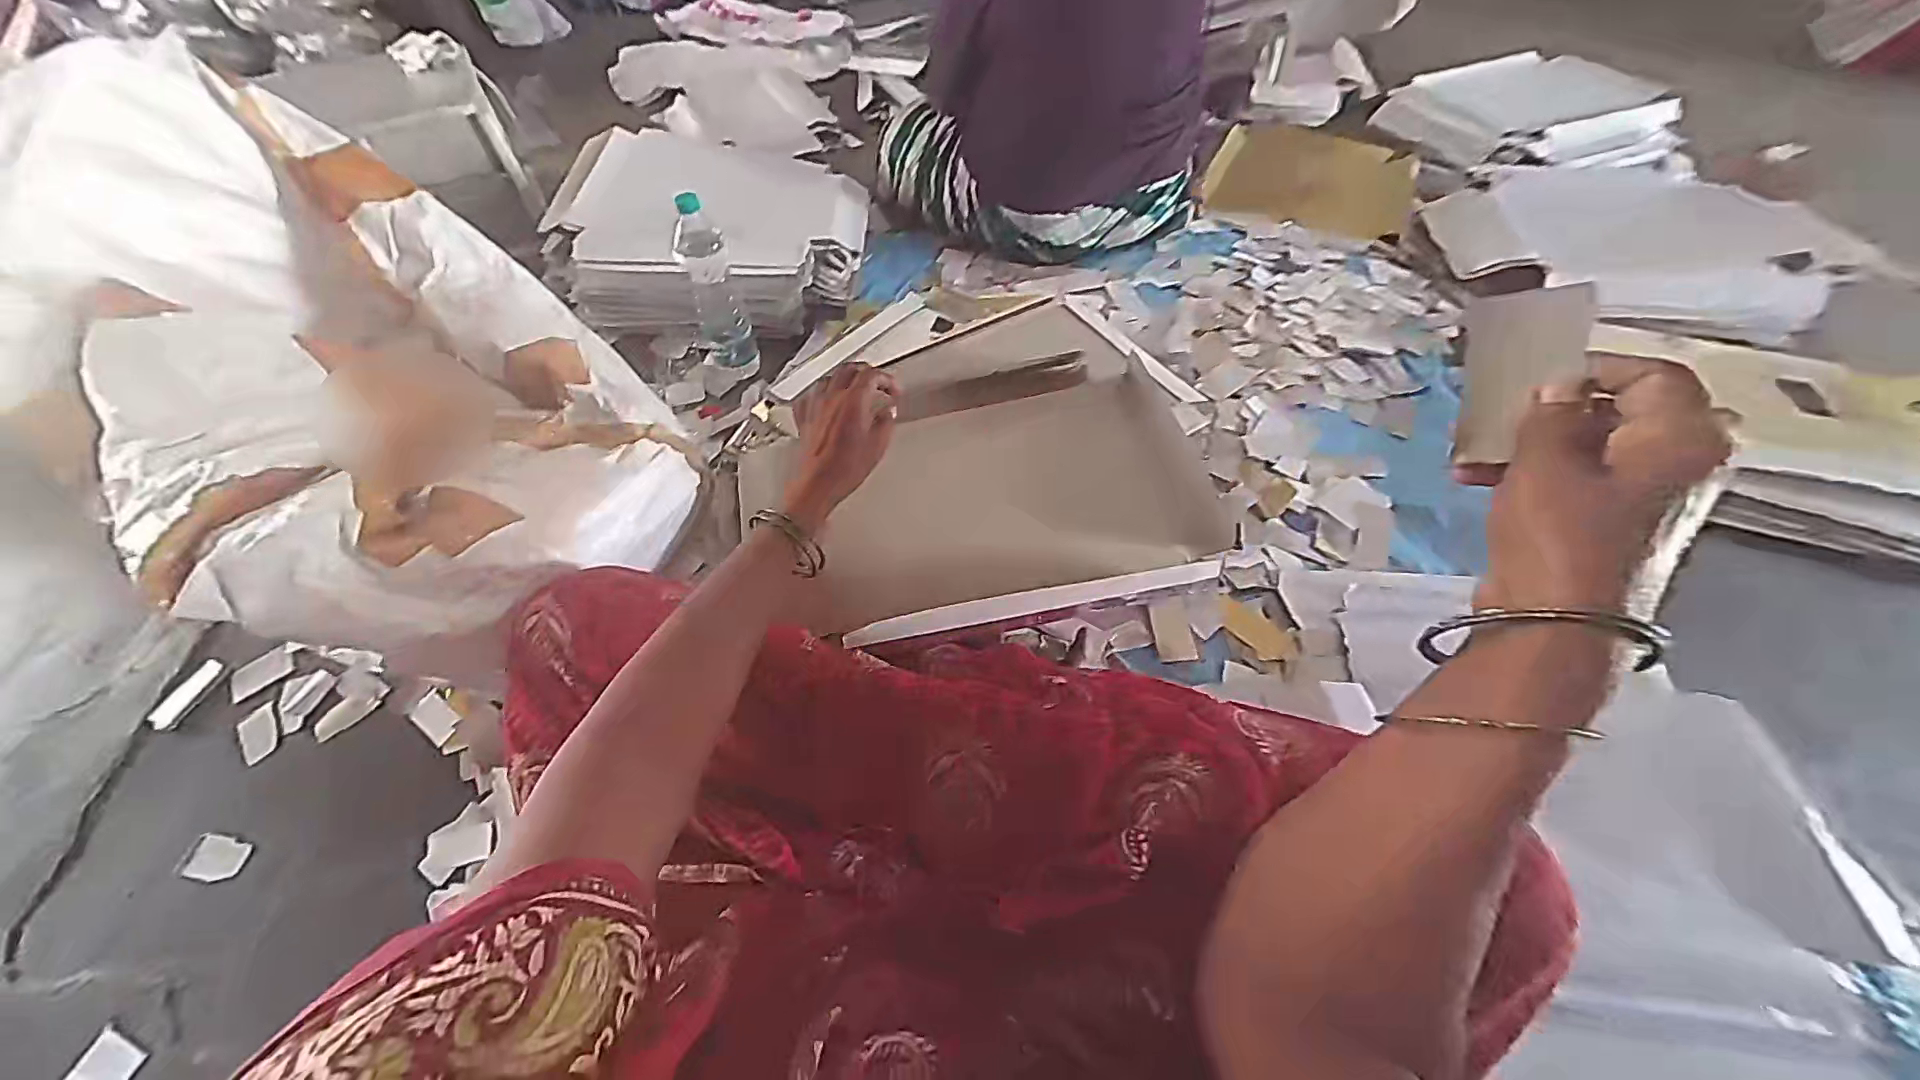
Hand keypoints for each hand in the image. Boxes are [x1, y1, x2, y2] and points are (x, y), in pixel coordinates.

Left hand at [781, 363, 899, 532]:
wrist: (818, 484)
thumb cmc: (844, 468)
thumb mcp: (878, 445)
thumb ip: (885, 422)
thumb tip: (887, 414)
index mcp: (853, 401)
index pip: (871, 374)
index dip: (886, 379)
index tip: (893, 389)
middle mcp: (832, 398)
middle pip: (849, 370)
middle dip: (866, 373)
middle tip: (877, 383)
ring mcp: (815, 406)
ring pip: (830, 378)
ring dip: (845, 379)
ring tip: (855, 389)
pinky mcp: (805, 418)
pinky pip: (811, 395)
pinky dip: (823, 393)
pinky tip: (827, 401)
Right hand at [1466, 354, 1730, 610]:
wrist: (1554, 621)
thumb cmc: (1557, 537)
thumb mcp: (1544, 466)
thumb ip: (1552, 417)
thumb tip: (1560, 386)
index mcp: (1681, 441)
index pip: (1653, 375)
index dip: (1595, 368)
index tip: (1539, 375)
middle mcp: (1676, 465)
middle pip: (1620, 413)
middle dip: (1553, 412)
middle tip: (1502, 414)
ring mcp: (1642, 499)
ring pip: (1589, 449)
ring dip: (1530, 445)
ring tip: (1475, 454)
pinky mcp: (1606, 525)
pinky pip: (1574, 482)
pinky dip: (1532, 475)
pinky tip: (1478, 478)